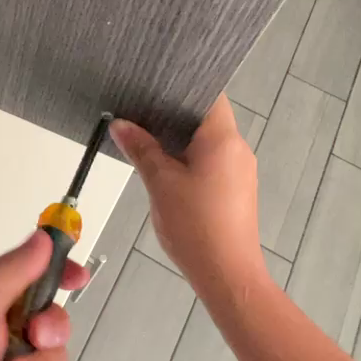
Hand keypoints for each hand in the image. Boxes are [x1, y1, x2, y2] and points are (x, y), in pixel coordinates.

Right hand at [110, 95, 270, 289]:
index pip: (209, 95)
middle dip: (174, 114)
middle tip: (139, 108)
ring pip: (209, 142)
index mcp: (223, 139)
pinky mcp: (237, 190)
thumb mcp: (160, 183)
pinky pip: (212, 161)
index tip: (154, 84)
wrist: (228, 275)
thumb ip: (141, 149)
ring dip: (181, 139)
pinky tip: (166, 167)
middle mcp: (238, 149)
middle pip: (207, 118)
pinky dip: (190, 157)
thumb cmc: (195, 224)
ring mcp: (241, 171)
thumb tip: (120, 124)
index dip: (183, 86)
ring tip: (146, 136)